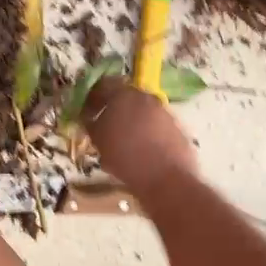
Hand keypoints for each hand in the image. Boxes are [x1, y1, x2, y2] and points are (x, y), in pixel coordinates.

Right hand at [83, 77, 198, 197]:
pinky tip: (142, 151)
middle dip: (115, 109)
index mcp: (124, 94)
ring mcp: (166, 113)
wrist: (167, 180)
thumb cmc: (125, 155)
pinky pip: (157, 127)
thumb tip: (90, 119)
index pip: (104, 85)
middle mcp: (147, 97)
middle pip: (126, 98)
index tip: (87, 112)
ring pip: (143, 112)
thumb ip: (91, 123)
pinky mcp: (178, 130)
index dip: (93, 98)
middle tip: (105, 126)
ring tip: (124, 142)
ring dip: (133, 122)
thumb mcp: (97, 139)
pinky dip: (148, 134)